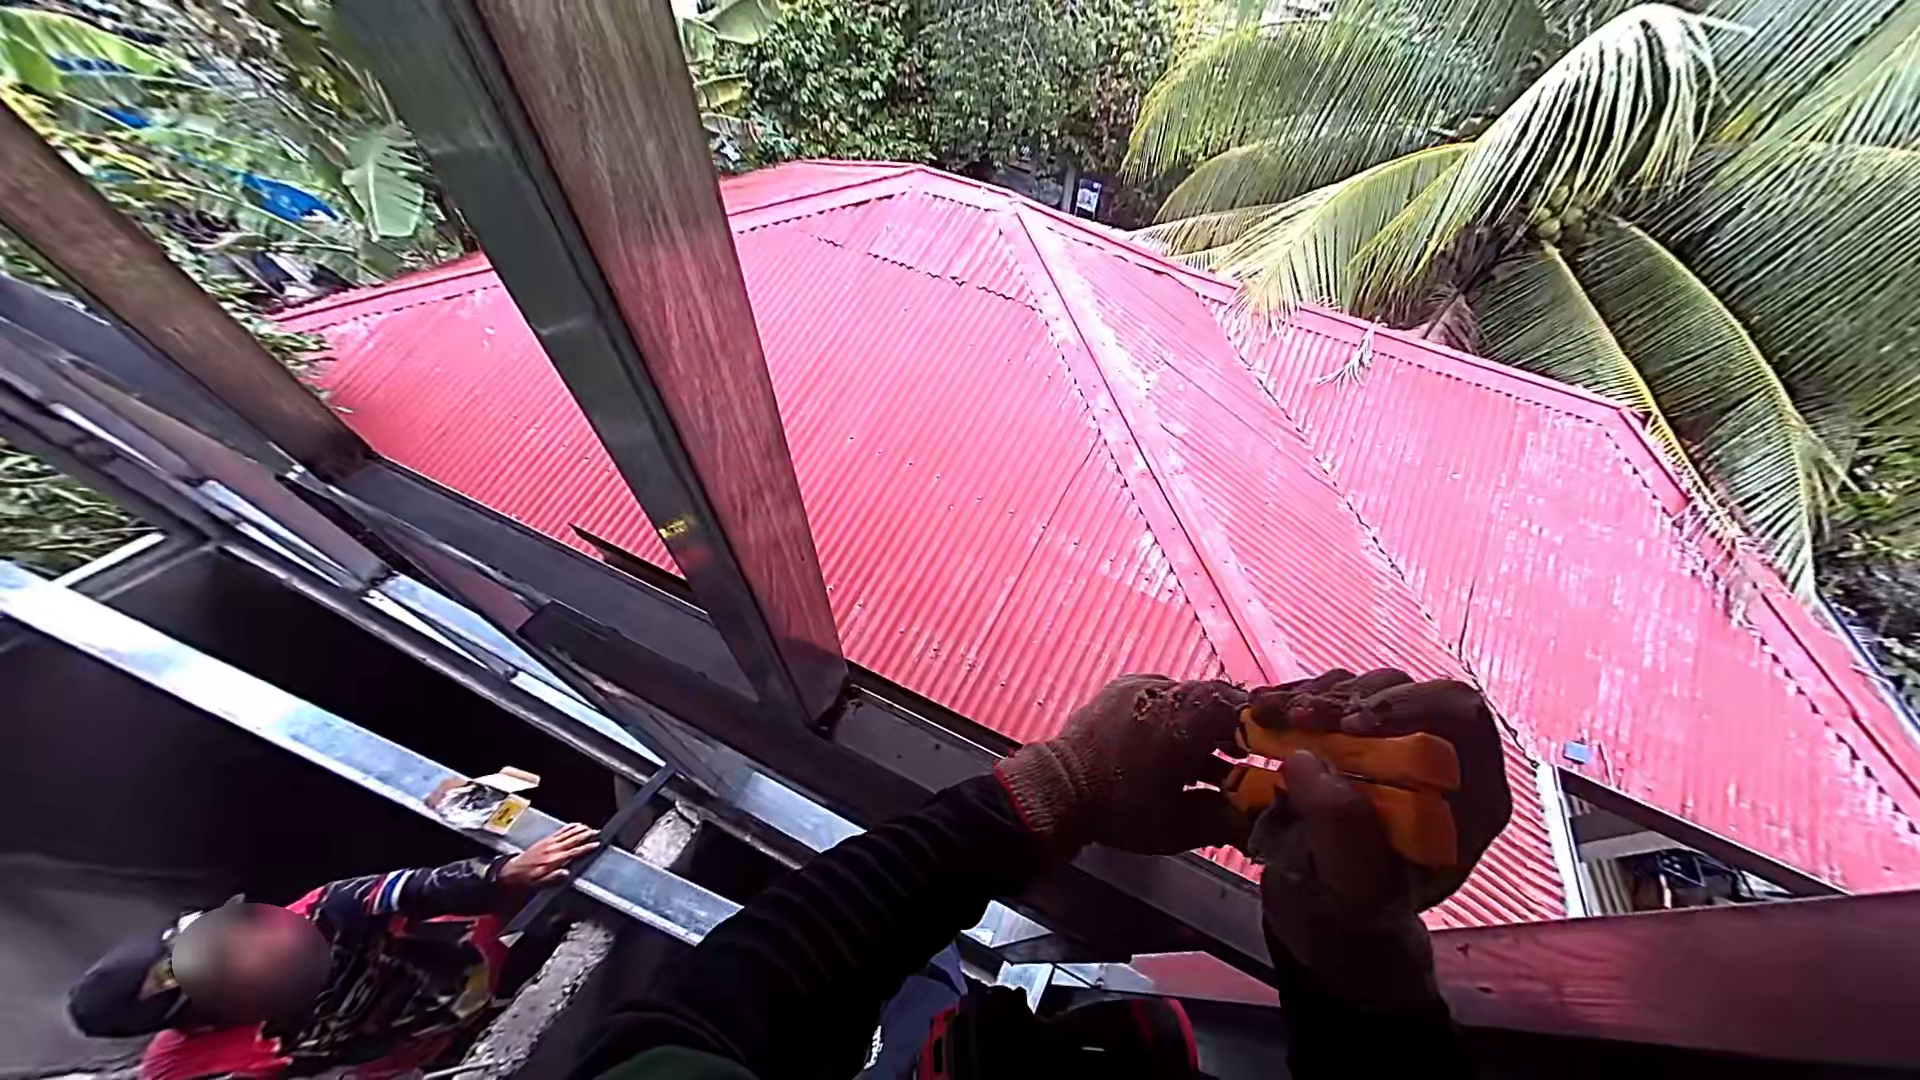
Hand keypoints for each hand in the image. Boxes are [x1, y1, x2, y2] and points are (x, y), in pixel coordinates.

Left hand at [500, 823, 599, 886]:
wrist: (510, 872)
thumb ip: (554, 878)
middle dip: (587, 835)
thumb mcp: (538, 884)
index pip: (574, 852)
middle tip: (597, 832)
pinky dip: (570, 827)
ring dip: (580, 829)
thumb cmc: (525, 879)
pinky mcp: (546, 839)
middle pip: (574, 839)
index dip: (587, 848)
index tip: (596, 844)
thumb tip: (567, 872)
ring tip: (590, 828)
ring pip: (569, 833)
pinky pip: (561, 831)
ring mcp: (549, 842)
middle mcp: (553, 849)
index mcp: (553, 860)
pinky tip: (575, 825)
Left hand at [995, 674, 1248, 855]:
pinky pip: (1158, 693)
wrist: (1059, 788)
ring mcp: (1137, 687)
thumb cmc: (1120, 808)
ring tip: (1205, 755)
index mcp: (1182, 721)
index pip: (1235, 702)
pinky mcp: (1119, 690)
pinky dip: (1173, 713)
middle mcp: (1161, 693)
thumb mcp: (1180, 825)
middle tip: (1237, 752)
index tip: (1264, 745)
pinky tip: (1170, 743)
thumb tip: (1260, 819)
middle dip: (1229, 723)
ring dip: (1200, 720)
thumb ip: (1227, 819)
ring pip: (1185, 695)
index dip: (1255, 722)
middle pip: (1211, 696)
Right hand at [1244, 669, 1511, 1006]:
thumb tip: (1305, 761)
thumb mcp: (1351, 884)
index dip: (1405, 706)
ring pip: (1353, 685)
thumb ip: (1342, 831)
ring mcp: (1380, 738)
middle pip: (1399, 689)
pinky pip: (1316, 694)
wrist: (1318, 903)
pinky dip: (1284, 698)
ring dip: (1306, 696)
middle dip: (1342, 696)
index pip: (1457, 716)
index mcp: (1463, 792)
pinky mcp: (1338, 732)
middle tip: (1295, 717)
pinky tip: (1260, 714)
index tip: (1346, 725)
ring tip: (1266, 717)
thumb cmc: (1350, 901)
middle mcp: (1429, 755)